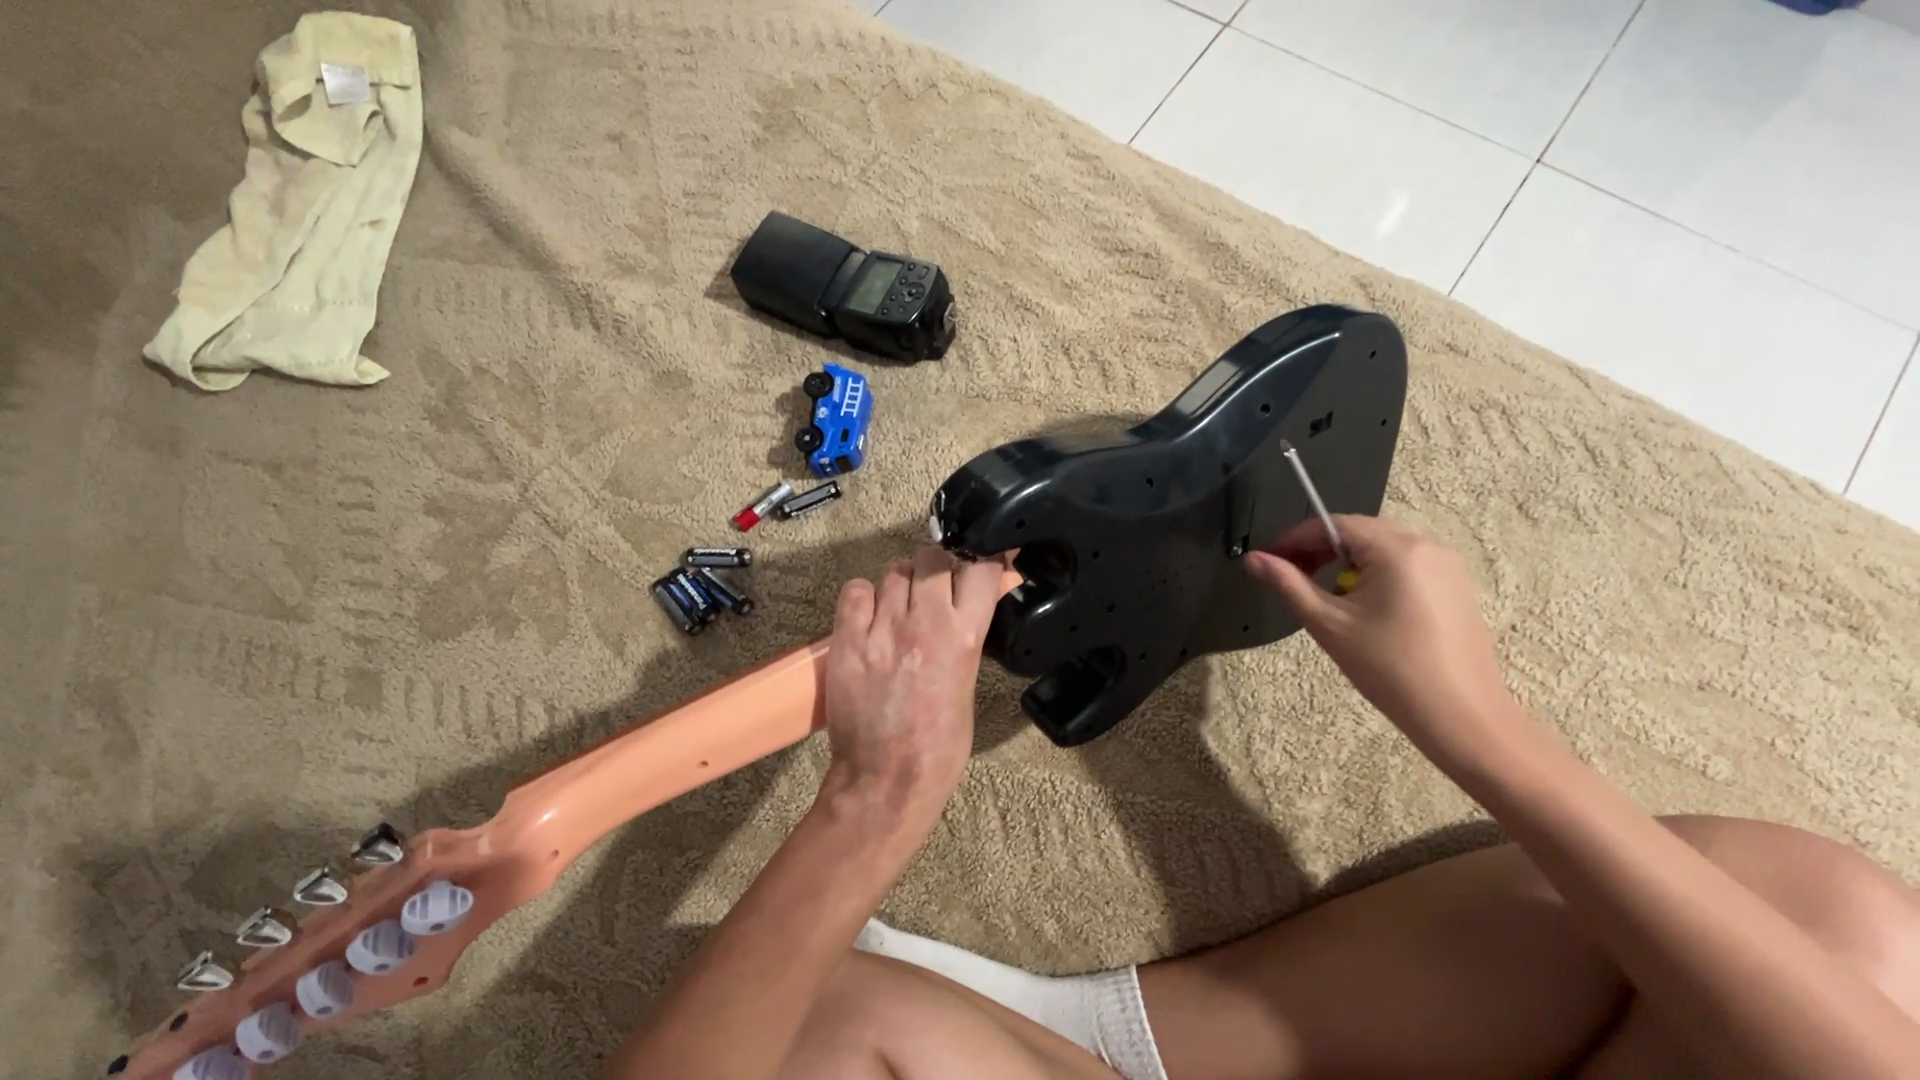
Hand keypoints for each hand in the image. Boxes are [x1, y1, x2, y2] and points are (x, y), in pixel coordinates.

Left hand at [820, 546, 1005, 816]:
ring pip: (893, 571)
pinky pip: (855, 591)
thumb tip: (968, 612)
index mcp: (964, 638)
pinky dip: (863, 598)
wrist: (887, 780)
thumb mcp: (969, 685)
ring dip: (899, 583)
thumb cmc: (937, 746)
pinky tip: (868, 618)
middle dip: (935, 566)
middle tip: (932, 587)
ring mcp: (882, 630)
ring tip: (898, 609)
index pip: (981, 567)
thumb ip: (967, 639)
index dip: (982, 557)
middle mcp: (924, 624)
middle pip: (932, 557)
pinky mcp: (847, 641)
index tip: (981, 557)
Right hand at [1245, 515, 1520, 760]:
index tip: (1268, 560)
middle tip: (1291, 577)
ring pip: (1383, 548)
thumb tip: (1253, 559)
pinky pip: (1406, 565)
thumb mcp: (1329, 624)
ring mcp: (1448, 565)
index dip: (1295, 538)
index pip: (1334, 524)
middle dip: (1320, 549)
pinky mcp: (1457, 586)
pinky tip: (1365, 610)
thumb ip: (1288, 584)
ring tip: (1327, 599)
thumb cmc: (1389, 669)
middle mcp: (1427, 545)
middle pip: (1360, 532)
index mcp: (1396, 549)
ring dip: (1348, 563)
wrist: (1462, 716)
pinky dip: (1377, 575)